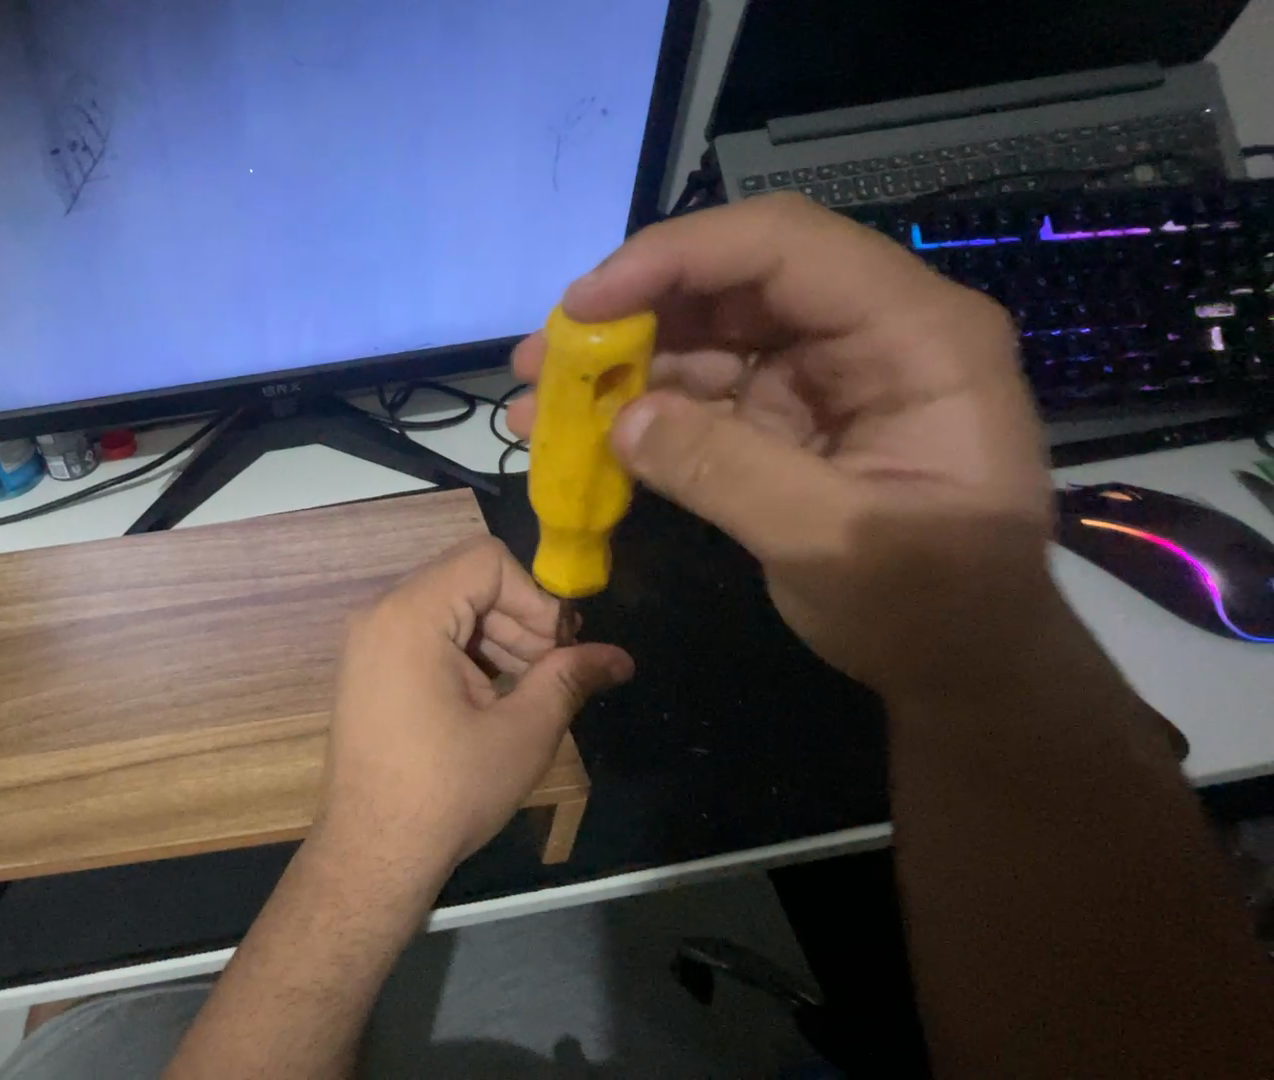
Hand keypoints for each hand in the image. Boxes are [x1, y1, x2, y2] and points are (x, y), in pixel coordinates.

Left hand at [313, 537, 633, 874]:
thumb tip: (619, 656)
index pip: (487, 560)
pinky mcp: (367, 666)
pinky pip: (425, 634)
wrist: (372, 850)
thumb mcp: (522, 733)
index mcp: (409, 615)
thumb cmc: (447, 791)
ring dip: (496, 638)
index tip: (559, 648)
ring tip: (528, 692)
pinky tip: (492, 698)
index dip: (535, 597)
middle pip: (467, 580)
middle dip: (519, 620)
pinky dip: (465, 653)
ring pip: (448, 607)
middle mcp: (380, 613)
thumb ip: (568, 678)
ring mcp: (367, 640)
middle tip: (553, 673)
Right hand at [507, 195, 1057, 697]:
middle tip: (541, 354)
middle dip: (628, 312)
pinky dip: (629, 411)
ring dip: (615, 363)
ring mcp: (811, 377)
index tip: (582, 306)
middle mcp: (859, 335)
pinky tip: (573, 433)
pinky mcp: (773, 419)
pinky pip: (689, 395)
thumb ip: (728, 473)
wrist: (955, 661)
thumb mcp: (834, 542)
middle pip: (728, 283)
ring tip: (536, 398)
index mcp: (909, 334)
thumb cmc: (930, 604)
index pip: (782, 249)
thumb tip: (619, 421)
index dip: (675, 259)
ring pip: (698, 337)